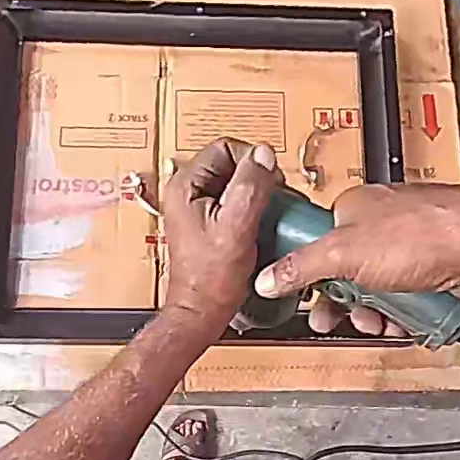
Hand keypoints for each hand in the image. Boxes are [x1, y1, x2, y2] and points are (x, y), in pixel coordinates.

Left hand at [159, 138, 278, 331]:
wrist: (202, 311)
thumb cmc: (211, 279)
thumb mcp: (236, 227)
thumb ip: (250, 186)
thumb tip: (264, 155)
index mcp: (185, 186)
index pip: (225, 147)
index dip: (254, 161)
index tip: (271, 181)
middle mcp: (187, 193)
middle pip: (232, 165)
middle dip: (258, 179)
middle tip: (273, 198)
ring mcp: (197, 209)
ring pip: (235, 185)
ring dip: (257, 195)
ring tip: (269, 213)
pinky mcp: (208, 225)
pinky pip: (235, 204)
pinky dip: (252, 210)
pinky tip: (260, 226)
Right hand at [254, 184, 459, 333]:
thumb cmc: (426, 234)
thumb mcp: (345, 253)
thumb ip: (301, 267)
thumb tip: (268, 278)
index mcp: (354, 208)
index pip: (314, 240)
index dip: (305, 271)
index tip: (298, 293)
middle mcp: (380, 225)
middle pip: (344, 270)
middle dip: (339, 301)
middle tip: (331, 319)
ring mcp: (407, 250)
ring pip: (374, 289)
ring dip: (370, 312)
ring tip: (373, 322)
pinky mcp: (429, 272)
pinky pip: (402, 298)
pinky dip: (398, 314)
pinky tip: (400, 321)